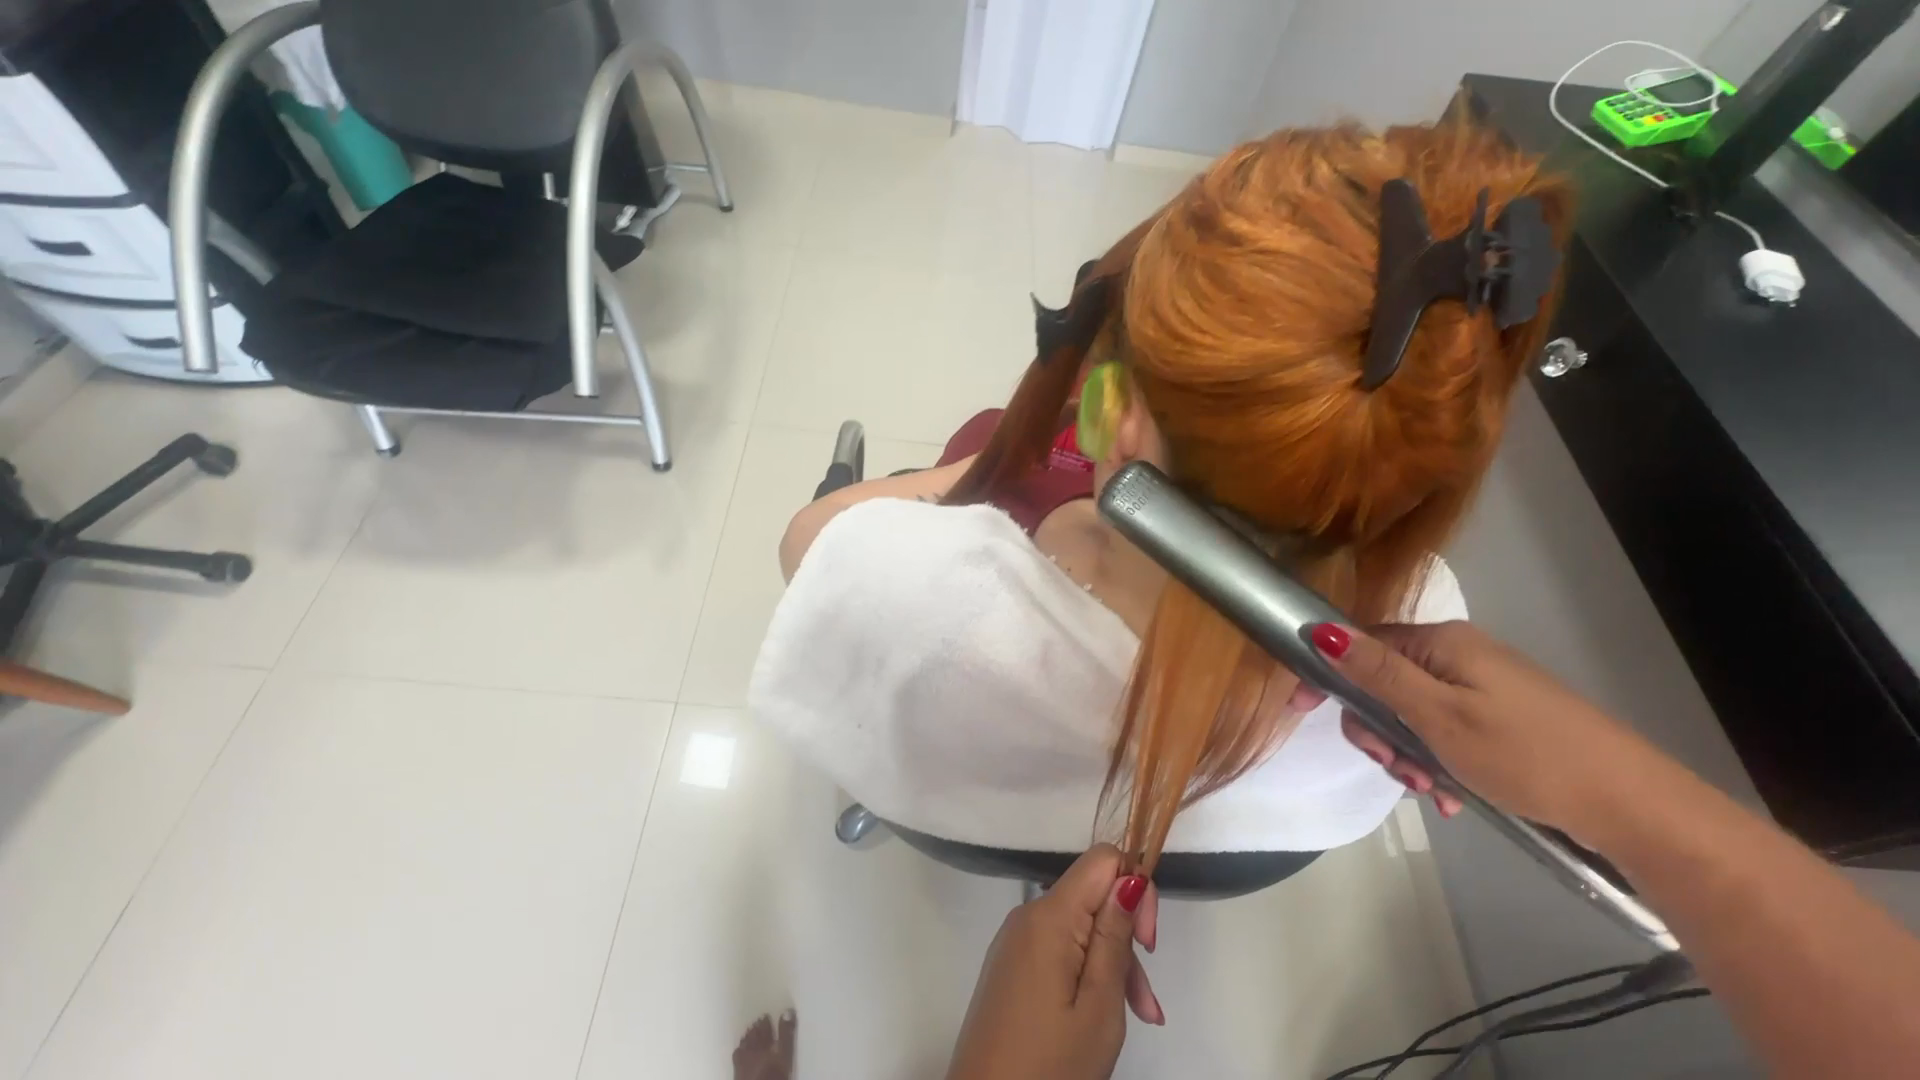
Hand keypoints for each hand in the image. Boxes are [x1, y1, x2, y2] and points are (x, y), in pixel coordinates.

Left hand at [946, 845, 1162, 1079]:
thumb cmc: (1050, 1065)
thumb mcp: (1099, 1006)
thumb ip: (1114, 937)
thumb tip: (1130, 877)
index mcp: (1049, 916)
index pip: (1102, 858)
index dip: (1135, 887)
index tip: (1149, 943)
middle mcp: (1028, 916)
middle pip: (1093, 897)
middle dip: (1128, 938)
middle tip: (1147, 1003)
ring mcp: (1016, 941)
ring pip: (1080, 927)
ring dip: (1113, 964)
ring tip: (1138, 1018)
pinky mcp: (1011, 965)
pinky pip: (1060, 950)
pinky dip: (1087, 974)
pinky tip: (1104, 1014)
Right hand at [1306, 621, 1681, 847]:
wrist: (1629, 803)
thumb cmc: (1524, 754)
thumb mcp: (1439, 716)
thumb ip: (1378, 674)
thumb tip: (1323, 630)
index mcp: (1443, 643)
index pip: (1361, 644)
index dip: (1326, 675)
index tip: (1300, 713)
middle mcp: (1460, 655)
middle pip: (1384, 682)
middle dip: (1377, 729)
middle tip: (1394, 769)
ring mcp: (1483, 686)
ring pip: (1412, 713)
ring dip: (1407, 753)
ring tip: (1430, 790)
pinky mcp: (1501, 717)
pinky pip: (1444, 730)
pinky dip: (1436, 760)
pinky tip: (1449, 795)